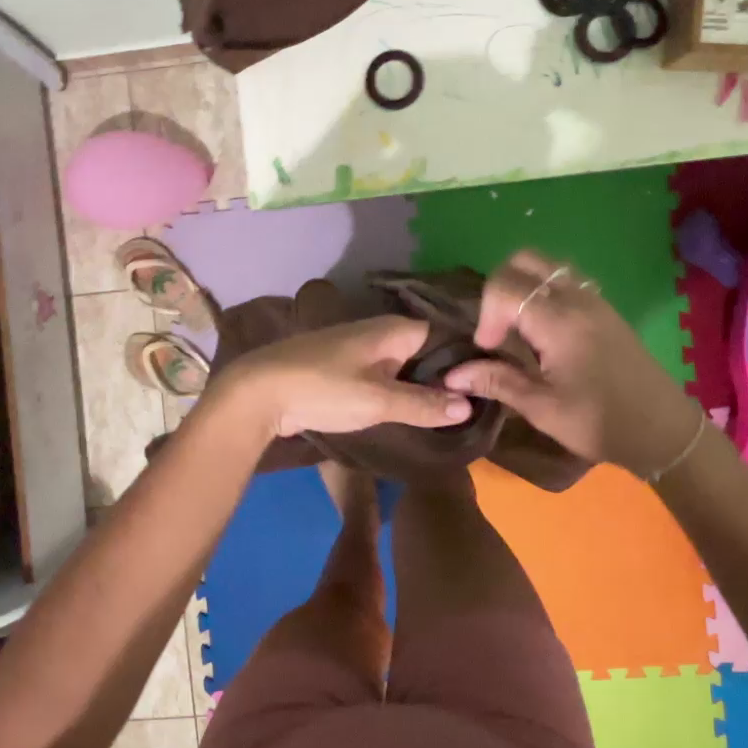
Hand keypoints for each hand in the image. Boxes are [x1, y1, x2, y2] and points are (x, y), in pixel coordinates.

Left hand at [217, 316, 471, 438]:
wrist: (258, 392)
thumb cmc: (322, 389)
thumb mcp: (378, 401)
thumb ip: (423, 404)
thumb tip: (468, 405)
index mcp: (394, 329)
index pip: (445, 337)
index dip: (467, 362)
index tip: (489, 389)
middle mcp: (380, 331)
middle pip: (425, 352)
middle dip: (445, 378)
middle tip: (473, 411)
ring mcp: (359, 349)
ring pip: (402, 366)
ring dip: (419, 387)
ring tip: (449, 417)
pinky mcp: (342, 367)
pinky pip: (382, 376)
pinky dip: (396, 391)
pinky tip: (408, 414)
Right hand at [443, 250, 700, 474]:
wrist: (664, 431)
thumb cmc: (600, 423)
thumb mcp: (543, 409)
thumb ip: (497, 382)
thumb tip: (452, 375)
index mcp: (560, 322)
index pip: (505, 288)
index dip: (485, 315)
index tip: (486, 348)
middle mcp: (576, 299)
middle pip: (523, 262)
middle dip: (497, 289)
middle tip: (497, 330)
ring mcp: (593, 300)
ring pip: (545, 266)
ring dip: (520, 287)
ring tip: (516, 328)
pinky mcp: (603, 309)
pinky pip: (563, 280)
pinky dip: (542, 292)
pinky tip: (541, 331)